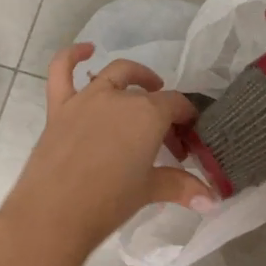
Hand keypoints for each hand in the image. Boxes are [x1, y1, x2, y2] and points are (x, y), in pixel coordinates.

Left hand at [0, 43, 217, 257]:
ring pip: (115, 74)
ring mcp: (86, 98)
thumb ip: (181, 187)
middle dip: (164, 111)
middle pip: (149, 95)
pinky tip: (86, 50)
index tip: (189, 140)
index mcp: (148, 114)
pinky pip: (62, 70)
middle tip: (167, 139)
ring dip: (134, 77)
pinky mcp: (60, 107)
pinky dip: (72, 55)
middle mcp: (119, 98)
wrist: (53, 215)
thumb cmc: (108, 203)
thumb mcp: (149, 191)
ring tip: (146, 87)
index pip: (177, 105)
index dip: (186, 120)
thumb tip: (212, 200)